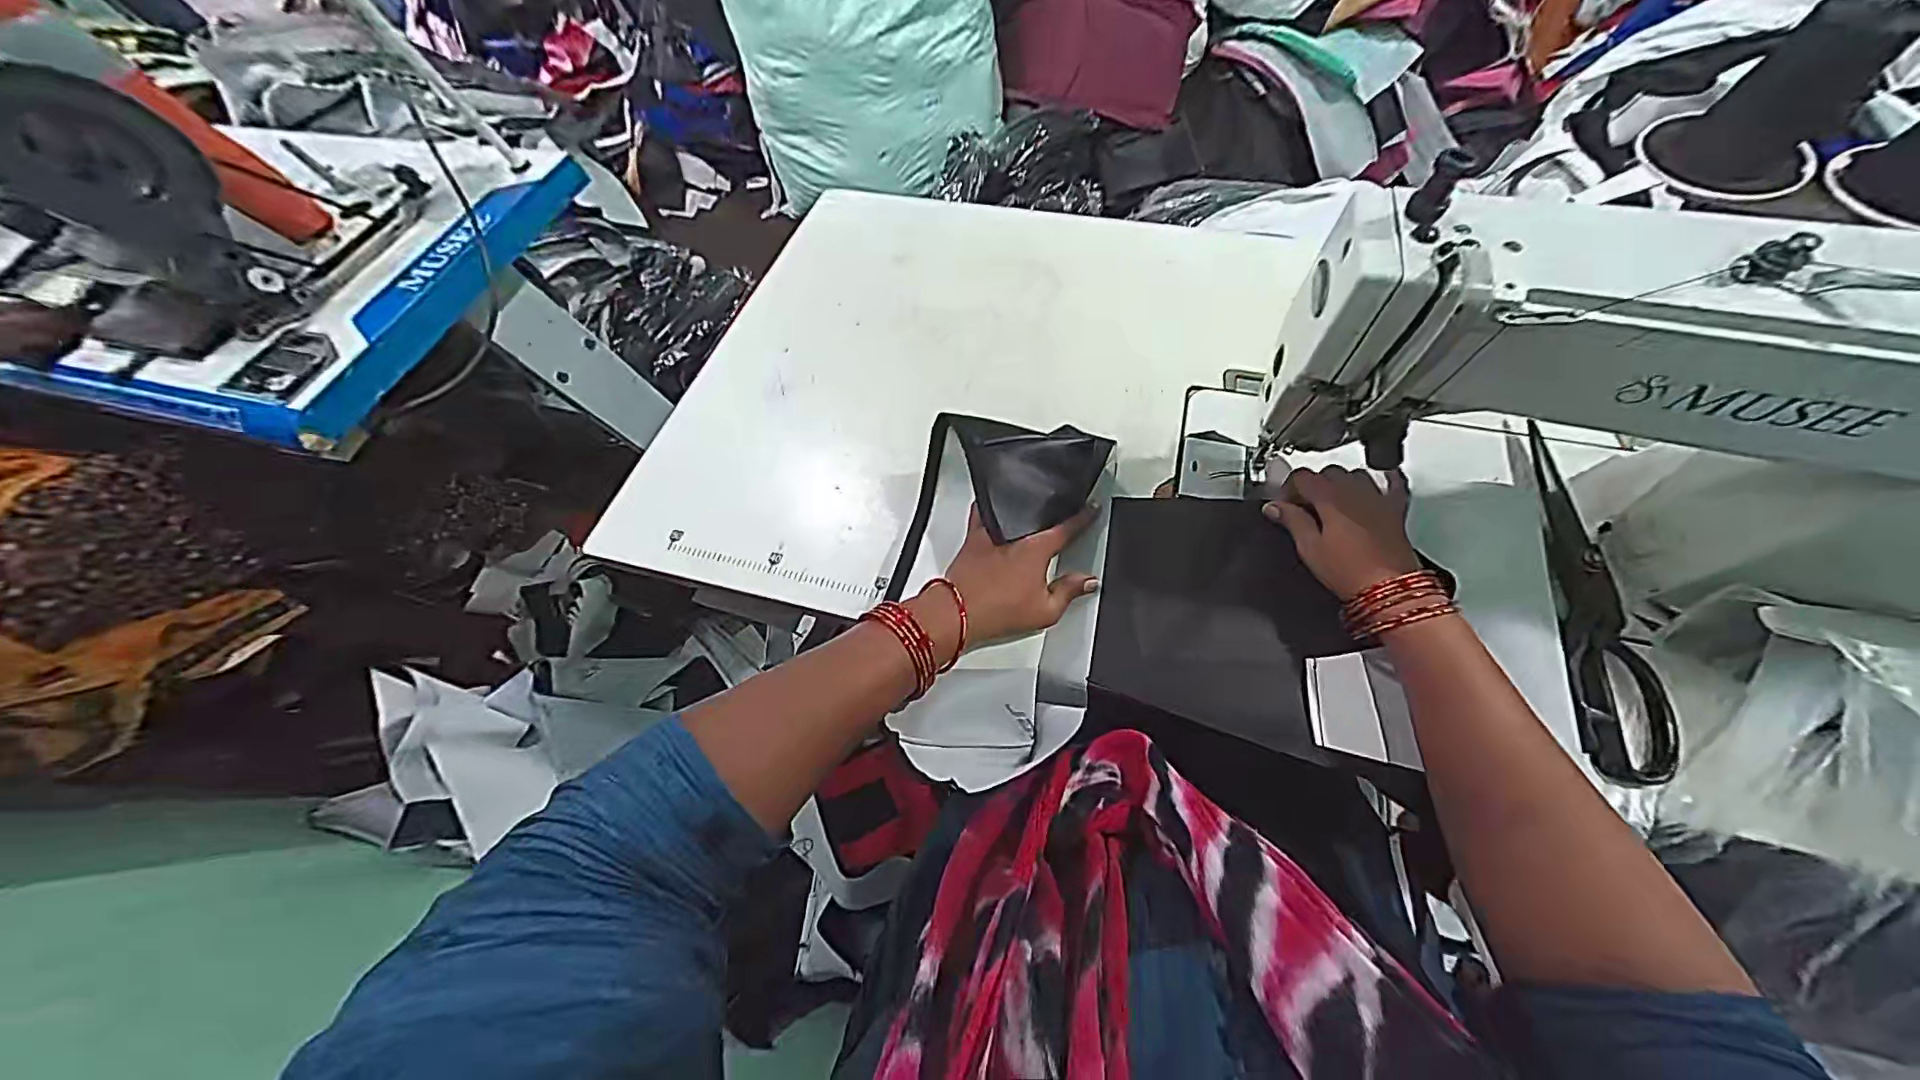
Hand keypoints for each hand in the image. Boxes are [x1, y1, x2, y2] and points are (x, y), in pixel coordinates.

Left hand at [936, 505, 1098, 646]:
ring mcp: (991, 533)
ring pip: (1011, 510)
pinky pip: (983, 514)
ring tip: (1033, 515)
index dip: (1083, 517)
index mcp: (1036, 548)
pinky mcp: (972, 538)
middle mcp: (1014, 535)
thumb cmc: (996, 610)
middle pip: (1039, 516)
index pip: (1067, 528)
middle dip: (1054, 515)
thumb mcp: (1045, 610)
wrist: (958, 612)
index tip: (1090, 509)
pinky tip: (997, 514)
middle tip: (1063, 518)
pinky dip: (991, 510)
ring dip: (1023, 509)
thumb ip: (1069, 591)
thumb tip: (1087, 581)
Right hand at [1263, 466, 1419, 599]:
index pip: (1301, 477)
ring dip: (1340, 483)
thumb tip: (1275, 507)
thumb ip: (1291, 520)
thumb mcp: (1309, 548)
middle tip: (1301, 507)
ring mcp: (1378, 499)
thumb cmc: (1351, 571)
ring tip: (1330, 503)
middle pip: (1327, 473)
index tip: (1282, 505)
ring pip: (1355, 475)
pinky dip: (1381, 480)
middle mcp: (1355, 491)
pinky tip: (1372, 487)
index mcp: (1330, 497)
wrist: (1388, 588)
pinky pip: (1392, 482)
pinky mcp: (1395, 510)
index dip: (1287, 489)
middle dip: (1311, 486)